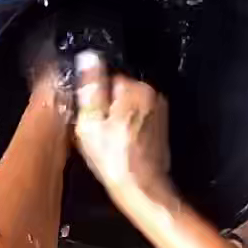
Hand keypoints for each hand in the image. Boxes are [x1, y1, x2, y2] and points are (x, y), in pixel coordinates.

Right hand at [72, 51, 173, 208]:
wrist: (142, 189)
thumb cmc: (114, 158)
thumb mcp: (91, 121)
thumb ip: (91, 87)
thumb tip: (88, 58)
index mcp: (136, 89)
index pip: (106, 80)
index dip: (93, 100)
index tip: (89, 119)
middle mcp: (152, 96)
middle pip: (118, 93)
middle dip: (105, 110)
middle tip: (96, 133)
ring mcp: (159, 113)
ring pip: (126, 108)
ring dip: (115, 121)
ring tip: (108, 143)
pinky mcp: (159, 129)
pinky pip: (136, 121)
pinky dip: (126, 131)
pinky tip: (119, 148)